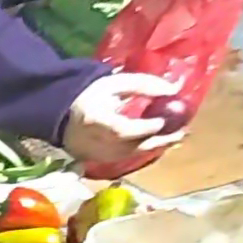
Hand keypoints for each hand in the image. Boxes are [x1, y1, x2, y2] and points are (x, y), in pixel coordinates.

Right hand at [61, 73, 185, 164]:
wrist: (62, 115)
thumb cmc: (90, 95)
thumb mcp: (116, 82)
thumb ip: (143, 85)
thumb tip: (172, 90)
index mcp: (93, 119)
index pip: (120, 130)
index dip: (142, 128)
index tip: (162, 121)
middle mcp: (92, 141)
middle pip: (126, 147)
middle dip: (155, 141)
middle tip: (180, 134)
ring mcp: (91, 153)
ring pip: (126, 155)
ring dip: (151, 148)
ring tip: (173, 139)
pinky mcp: (93, 159)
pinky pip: (120, 158)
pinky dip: (139, 152)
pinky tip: (153, 144)